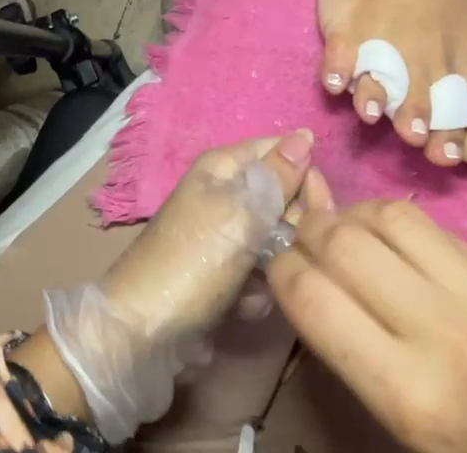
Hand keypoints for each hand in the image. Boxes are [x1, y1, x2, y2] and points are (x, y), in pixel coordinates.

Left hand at [21, 132, 332, 440]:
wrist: (144, 332)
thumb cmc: (194, 261)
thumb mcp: (242, 213)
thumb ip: (279, 176)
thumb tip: (304, 133)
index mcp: (223, 167)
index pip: (284, 152)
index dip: (307, 176)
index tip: (322, 208)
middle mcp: (224, 194)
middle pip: (284, 199)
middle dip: (293, 227)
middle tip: (286, 249)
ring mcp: (222, 237)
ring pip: (277, 242)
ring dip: (276, 265)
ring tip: (260, 282)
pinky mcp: (222, 275)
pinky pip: (259, 275)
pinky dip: (256, 291)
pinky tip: (243, 306)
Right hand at [268, 200, 466, 452]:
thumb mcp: (418, 448)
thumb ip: (365, 367)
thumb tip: (320, 297)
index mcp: (415, 397)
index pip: (313, 297)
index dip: (279, 271)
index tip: (273, 268)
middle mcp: (449, 331)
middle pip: (344, 242)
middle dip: (306, 233)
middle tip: (299, 243)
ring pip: (392, 216)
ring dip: (352, 217)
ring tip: (344, 235)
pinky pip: (443, 232)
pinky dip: (402, 228)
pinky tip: (397, 248)